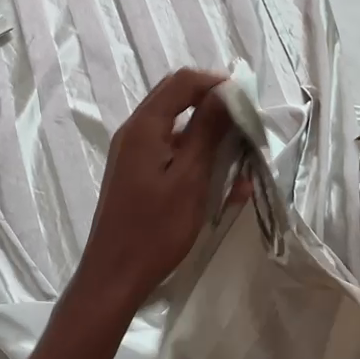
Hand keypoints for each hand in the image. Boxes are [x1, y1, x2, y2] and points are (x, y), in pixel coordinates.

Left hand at [71, 69, 236, 314]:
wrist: (113, 276)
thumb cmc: (155, 228)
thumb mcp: (190, 177)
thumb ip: (207, 131)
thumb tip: (226, 92)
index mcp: (145, 126)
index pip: (183, 82)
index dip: (216, 83)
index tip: (246, 102)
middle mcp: (135, 131)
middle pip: (177, 98)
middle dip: (213, 105)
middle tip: (244, 123)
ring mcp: (133, 152)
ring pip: (176, 125)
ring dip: (208, 132)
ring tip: (239, 155)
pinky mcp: (136, 172)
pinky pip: (170, 149)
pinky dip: (196, 155)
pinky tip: (221, 181)